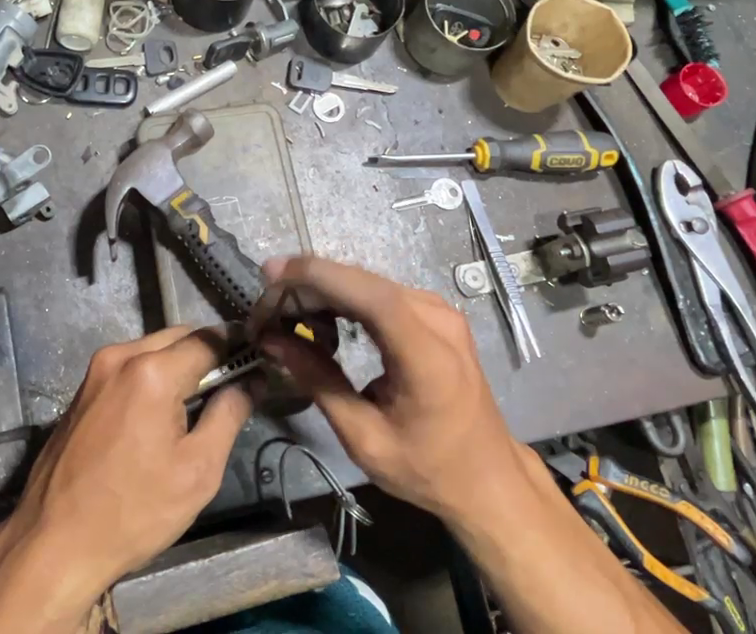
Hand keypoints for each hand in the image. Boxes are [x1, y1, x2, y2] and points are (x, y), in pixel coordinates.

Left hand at [5, 326, 253, 600]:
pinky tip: (162, 412)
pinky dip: (152, 376)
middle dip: (208, 353)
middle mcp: (119, 357)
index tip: (258, 362)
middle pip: (178, 337)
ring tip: (200, 401)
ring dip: (179, 364)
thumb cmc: (135, 511)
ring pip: (152, 349)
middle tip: (233, 385)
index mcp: (151, 371)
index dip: (238, 348)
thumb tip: (252, 381)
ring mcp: (95, 371)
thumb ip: (229, 414)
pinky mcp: (82, 390)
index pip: (208, 339)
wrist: (56, 541)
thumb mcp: (198, 470)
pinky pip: (129, 367)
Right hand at [257, 255, 535, 523]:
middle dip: (309, 284)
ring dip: (324, 290)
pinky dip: (345, 298)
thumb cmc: (427, 468)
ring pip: (370, 283)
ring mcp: (441, 313)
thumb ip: (318, 381)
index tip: (274, 276)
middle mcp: (439, 321)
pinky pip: (381, 293)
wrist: (488, 479)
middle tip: (266, 307)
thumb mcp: (364, 438)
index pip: (372, 296)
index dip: (321, 277)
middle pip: (366, 282)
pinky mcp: (436, 315)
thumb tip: (273, 339)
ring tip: (285, 314)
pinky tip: (320, 318)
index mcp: (427, 356)